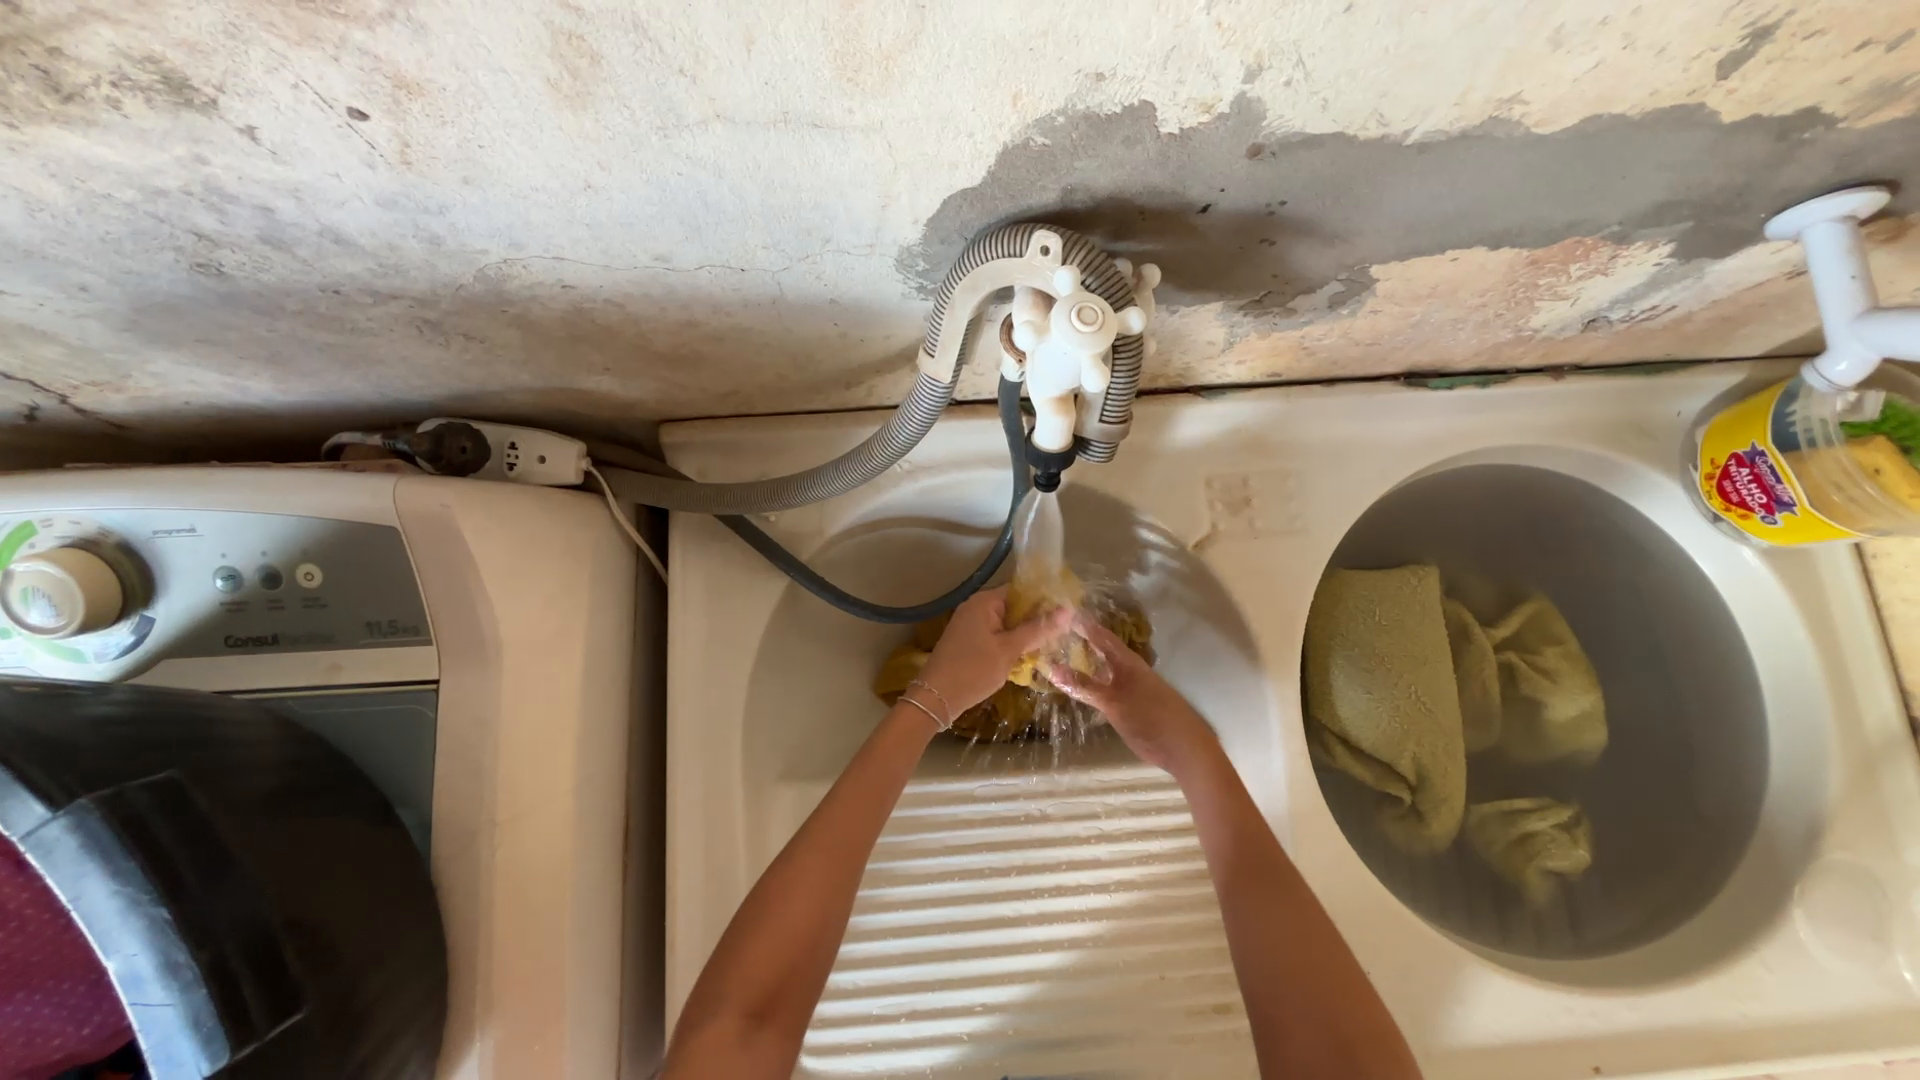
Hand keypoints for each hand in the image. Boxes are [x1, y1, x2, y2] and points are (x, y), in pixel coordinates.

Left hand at [915, 586, 1072, 718]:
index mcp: (984, 602)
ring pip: (1006, 623)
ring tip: (1051, 643)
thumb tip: (1067, 610)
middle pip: (1014, 606)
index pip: (1021, 590)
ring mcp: (970, 624)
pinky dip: (1010, 642)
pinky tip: (1026, 655)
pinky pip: (995, 634)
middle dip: (1035, 619)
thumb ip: (1037, 629)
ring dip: (1023, 634)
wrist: (936, 698)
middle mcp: (975, 607)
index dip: (1044, 600)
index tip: (1066, 613)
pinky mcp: (968, 641)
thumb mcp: (1009, 650)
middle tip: (1063, 632)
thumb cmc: (973, 670)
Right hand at [1046, 615, 1217, 775]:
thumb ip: (1083, 686)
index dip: (1083, 624)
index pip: (1101, 635)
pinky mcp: (1134, 704)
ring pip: (1106, 668)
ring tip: (1063, 658)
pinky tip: (1082, 689)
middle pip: (1104, 649)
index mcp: (1127, 662)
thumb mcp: (1112, 702)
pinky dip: (1093, 682)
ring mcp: (1133, 687)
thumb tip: (1051, 668)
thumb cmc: (1149, 719)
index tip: (1061, 613)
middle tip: (1055, 635)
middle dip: (1083, 642)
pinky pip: (1108, 685)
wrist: (1184, 748)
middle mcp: (1130, 670)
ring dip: (1088, 662)